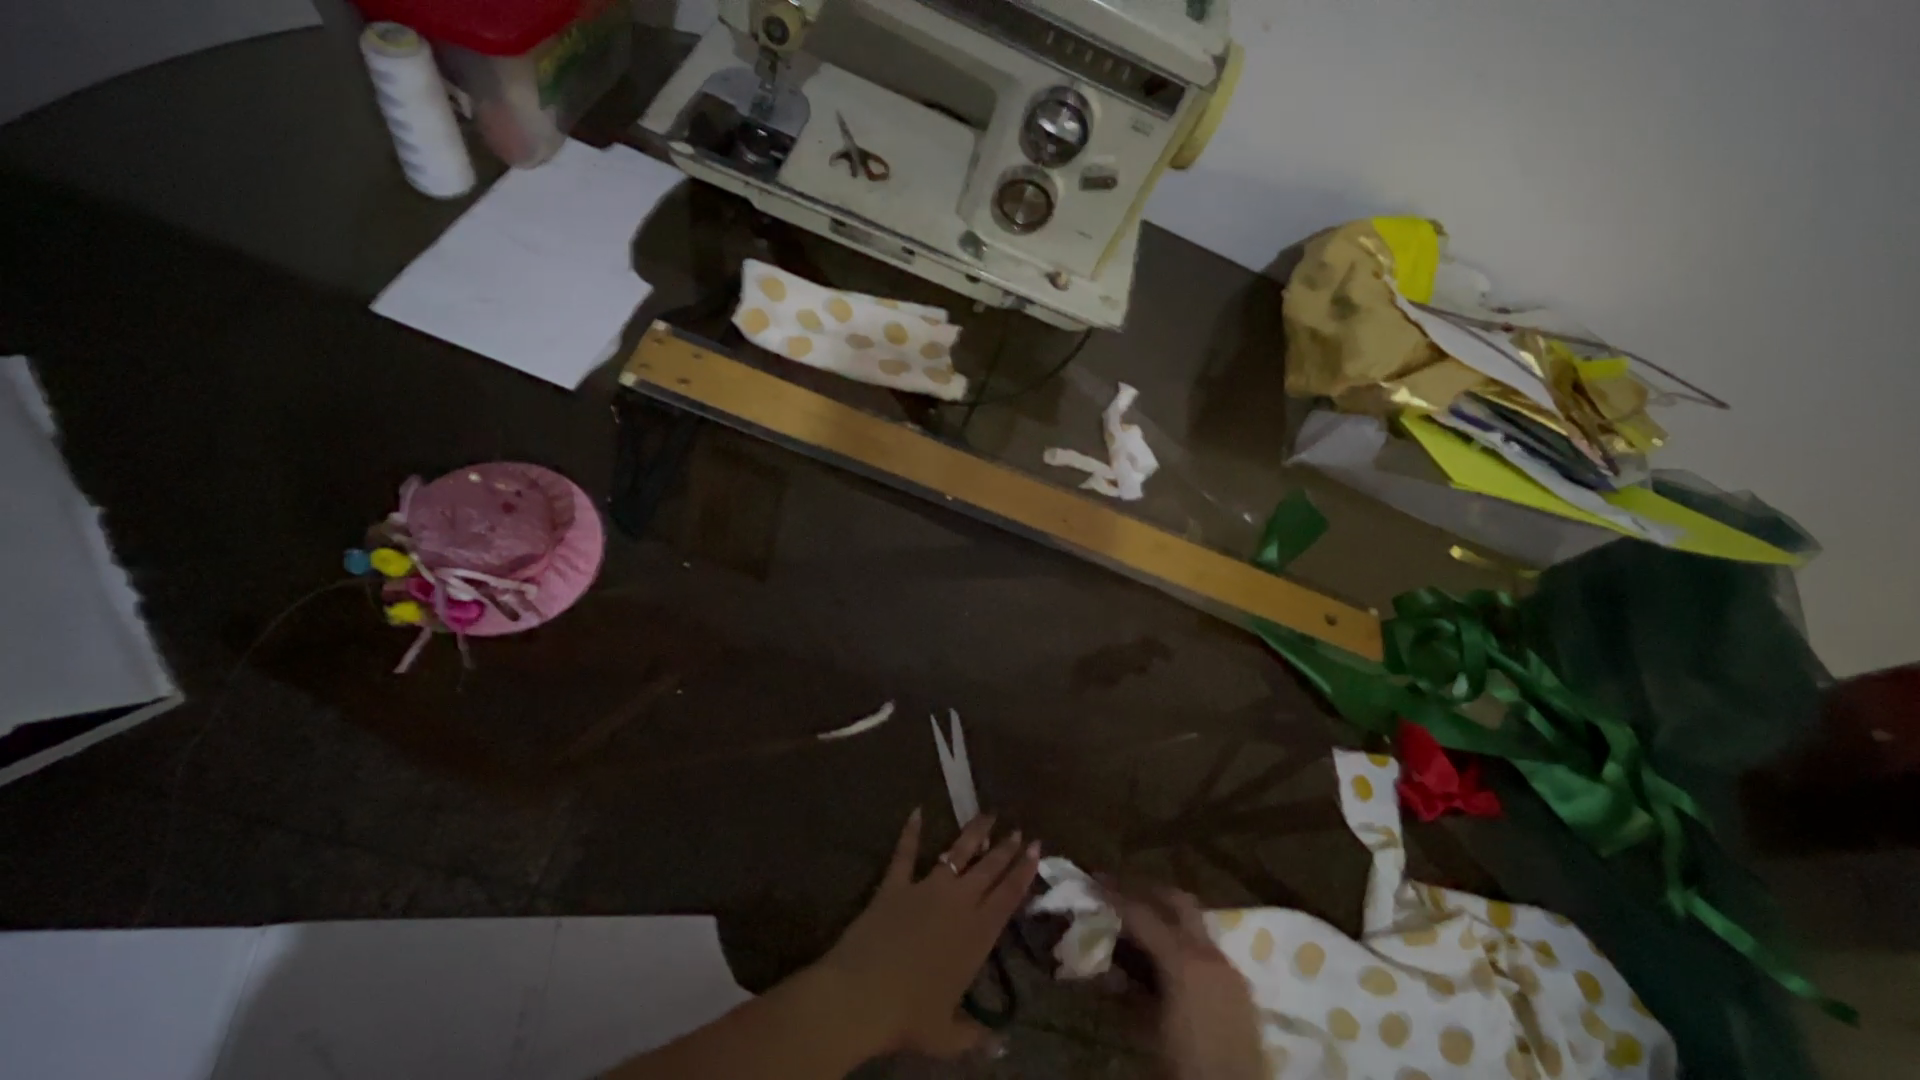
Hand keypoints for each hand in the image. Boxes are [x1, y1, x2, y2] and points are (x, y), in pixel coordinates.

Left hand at [814, 808, 1040, 1059]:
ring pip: (955, 853)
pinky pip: (904, 853)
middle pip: (988, 869)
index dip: (1025, 871)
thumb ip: (975, 1036)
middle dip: (1006, 848)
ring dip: (972, 833)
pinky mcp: (893, 886)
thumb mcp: (948, 1036)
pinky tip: (916, 812)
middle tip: (1019, 829)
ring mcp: (925, 889)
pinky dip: (910, 832)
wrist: (862, 995)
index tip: (1037, 848)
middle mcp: (958, 904)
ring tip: (987, 815)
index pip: (1009, 896)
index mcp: (978, 935)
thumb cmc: (910, 1017)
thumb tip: (1000, 1046)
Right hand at [1111, 887, 1265, 1079]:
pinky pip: (1208, 949)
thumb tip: (1107, 971)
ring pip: (1196, 924)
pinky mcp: (1240, 987)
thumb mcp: (1146, 1030)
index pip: (1143, 915)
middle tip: (1121, 891)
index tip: (1096, 881)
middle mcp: (1210, 954)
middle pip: (1179, 903)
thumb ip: (1126, 993)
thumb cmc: (1184, 1064)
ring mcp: (1230, 969)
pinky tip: (1169, 960)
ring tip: (1142, 926)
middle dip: (1149, 892)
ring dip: (1169, 917)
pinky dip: (1185, 942)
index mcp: (1183, 961)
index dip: (1116, 896)